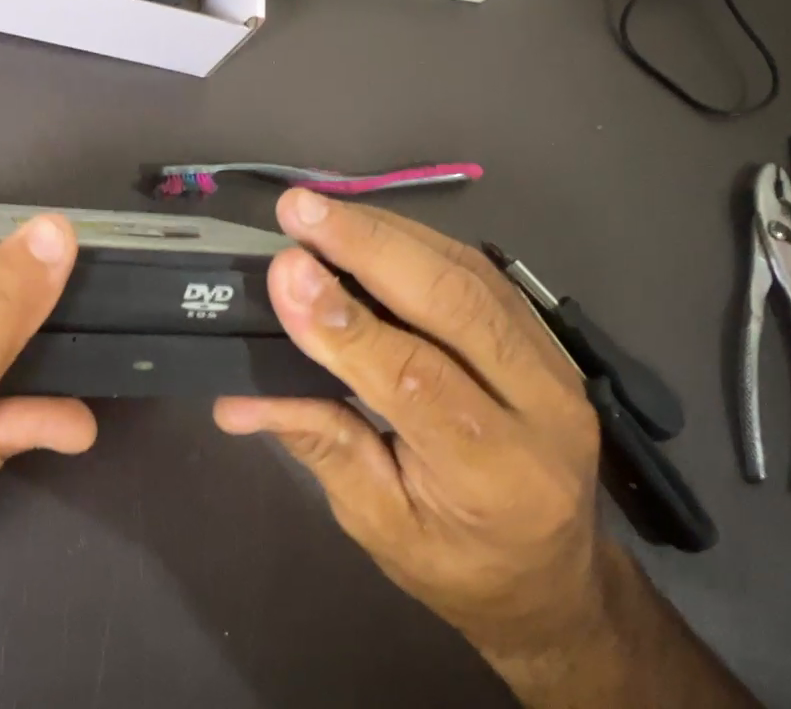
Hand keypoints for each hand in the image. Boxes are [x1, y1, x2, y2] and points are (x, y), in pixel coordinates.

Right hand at [214, 190, 604, 662]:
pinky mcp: (545, 339)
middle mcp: (541, 407)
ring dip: (389, 232)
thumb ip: (321, 447)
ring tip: (320, 210)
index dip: (346, 323)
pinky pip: (480, 274)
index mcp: (496, 474)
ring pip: (470, 274)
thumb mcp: (379, 522)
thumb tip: (235, 400)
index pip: (414, 380)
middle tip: (298, 210)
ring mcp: (554, 365)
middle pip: (455, 304)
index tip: (285, 271)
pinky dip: (416, 242)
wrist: (555, 579)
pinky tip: (367, 227)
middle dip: (369, 247)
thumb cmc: (458, 563)